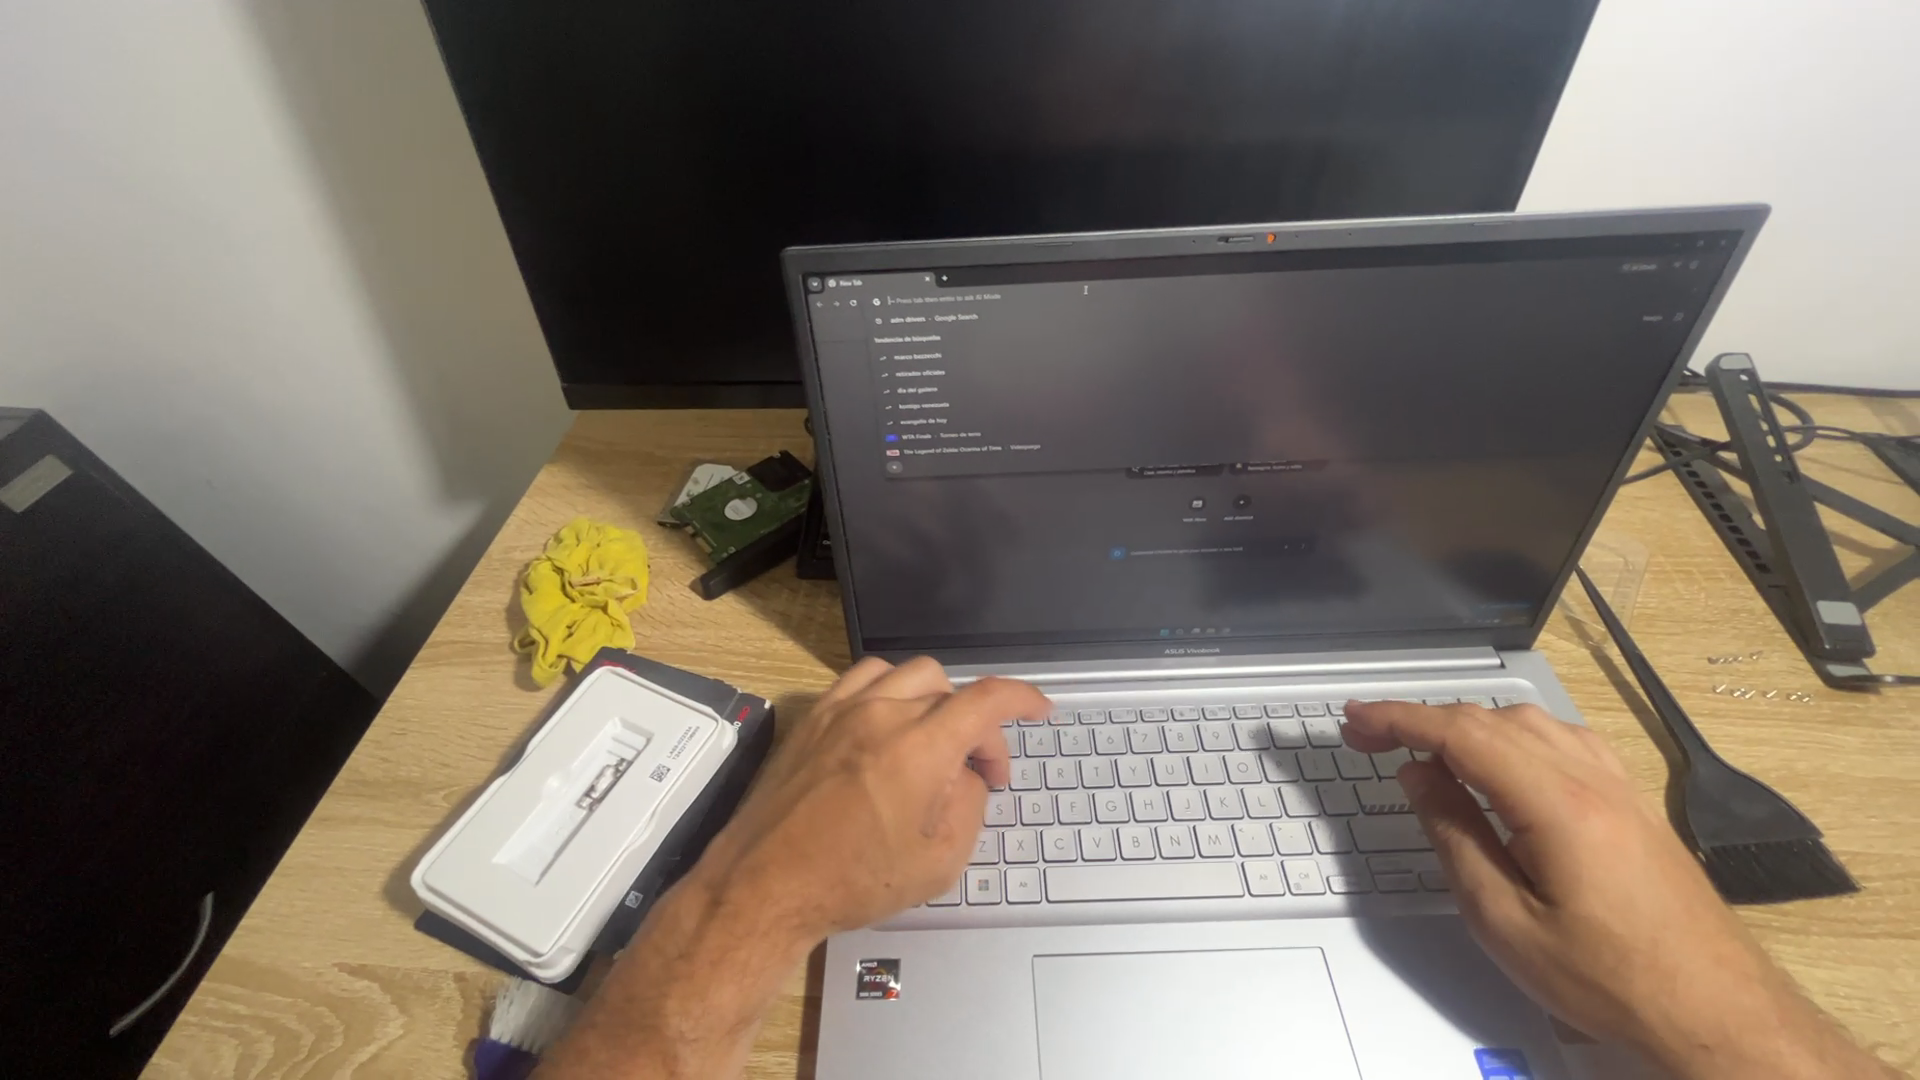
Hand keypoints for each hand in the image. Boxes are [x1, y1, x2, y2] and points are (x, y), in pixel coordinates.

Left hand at [539, 658, 1047, 1079]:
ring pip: (906, 674)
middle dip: (974, 723)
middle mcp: (881, 714)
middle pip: (948, 687)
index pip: (986, 700)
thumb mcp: (938, 861)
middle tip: (973, 769)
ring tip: (931, 740)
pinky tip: (887, 724)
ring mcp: (842, 709)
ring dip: (932, 700)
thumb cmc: (852, 880)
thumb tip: (968, 772)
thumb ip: (969, 802)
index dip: (1023, 698)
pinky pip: (863, 679)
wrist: (764, 884)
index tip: (1040, 708)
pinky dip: (889, 691)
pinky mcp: (814, 715)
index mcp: (919, 748)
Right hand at [1342, 700, 1900, 1079]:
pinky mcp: (1632, 801)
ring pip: (1526, 721)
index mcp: (1557, 805)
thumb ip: (1453, 834)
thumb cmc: (1606, 979)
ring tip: (1421, 748)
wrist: (1725, 1020)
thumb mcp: (1502, 919)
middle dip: (1419, 719)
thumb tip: (1417, 773)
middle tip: (1366, 737)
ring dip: (1463, 723)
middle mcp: (1590, 779)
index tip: (1353, 720)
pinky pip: (1560, 738)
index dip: (1398, 718)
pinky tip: (1495, 757)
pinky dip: (1508, 732)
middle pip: (1488, 719)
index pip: (1461, 733)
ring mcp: (1618, 786)